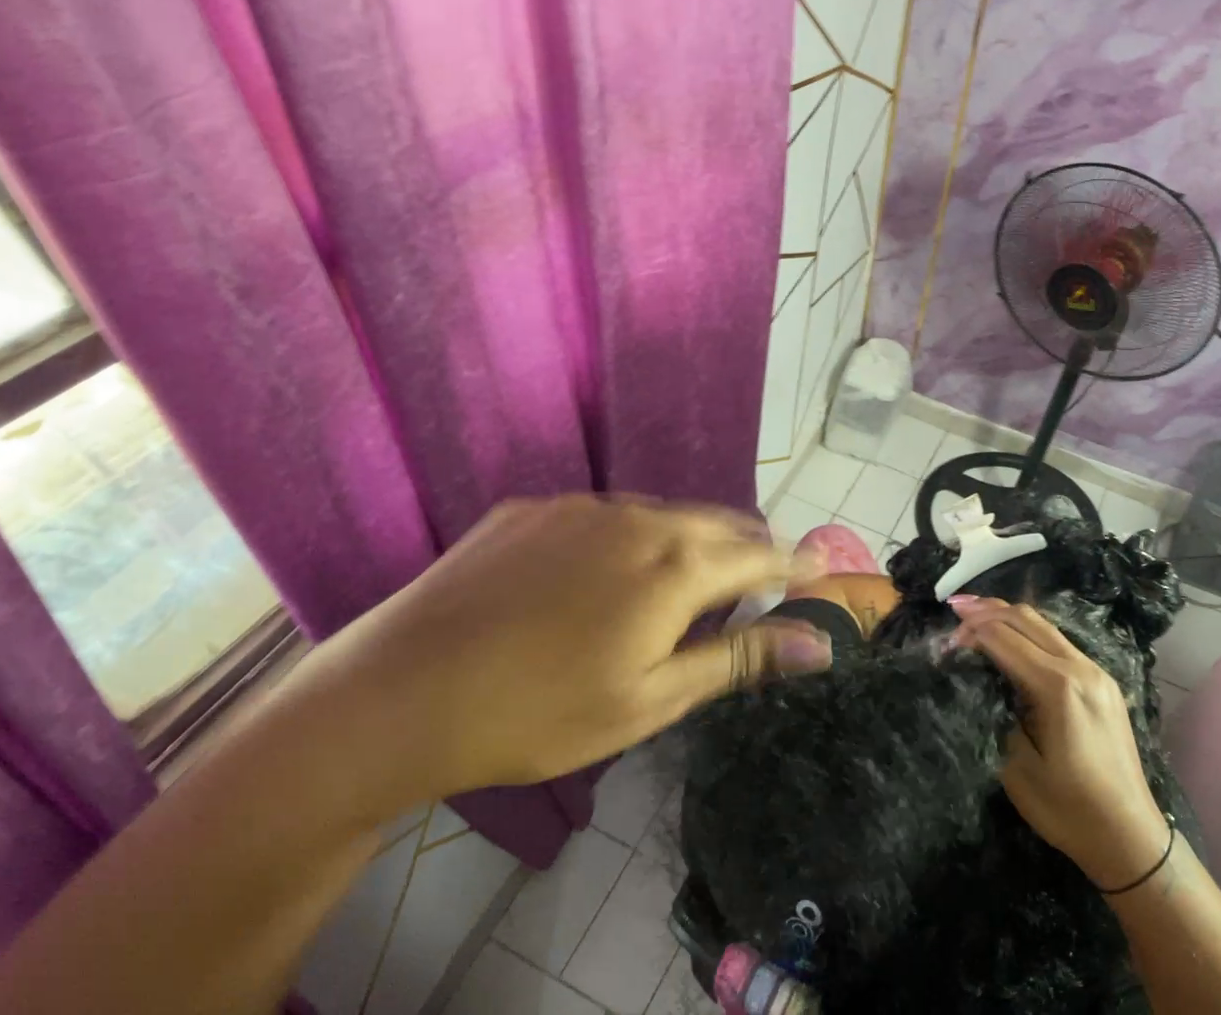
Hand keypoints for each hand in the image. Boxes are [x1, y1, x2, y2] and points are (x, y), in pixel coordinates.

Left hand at [301, 495, 831, 809]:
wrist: (400, 693)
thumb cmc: (541, 713)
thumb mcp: (652, 698)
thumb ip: (739, 659)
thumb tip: (821, 643)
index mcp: (675, 565)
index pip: (760, 554)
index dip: (795, 565)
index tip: (819, 571)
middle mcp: (635, 517)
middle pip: (715, 524)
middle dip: (748, 549)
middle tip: (762, 581)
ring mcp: (576, 508)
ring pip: (659, 515)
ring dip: (689, 541)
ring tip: (689, 579)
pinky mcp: (527, 510)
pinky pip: (603, 515)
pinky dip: (631, 537)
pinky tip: (606, 574)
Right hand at [950, 596, 1170, 891]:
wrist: (1129, 836)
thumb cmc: (1068, 809)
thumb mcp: (1017, 767)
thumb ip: (996, 712)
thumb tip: (978, 679)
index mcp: (1059, 688)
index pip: (1003, 639)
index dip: (969, 634)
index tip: (941, 645)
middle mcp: (1081, 669)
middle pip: (1026, 620)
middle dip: (986, 611)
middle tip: (951, 609)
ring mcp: (1097, 673)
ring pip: (1045, 626)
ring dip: (1007, 617)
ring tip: (973, 615)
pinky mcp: (1103, 684)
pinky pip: (1059, 643)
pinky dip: (1028, 633)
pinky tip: (1009, 641)